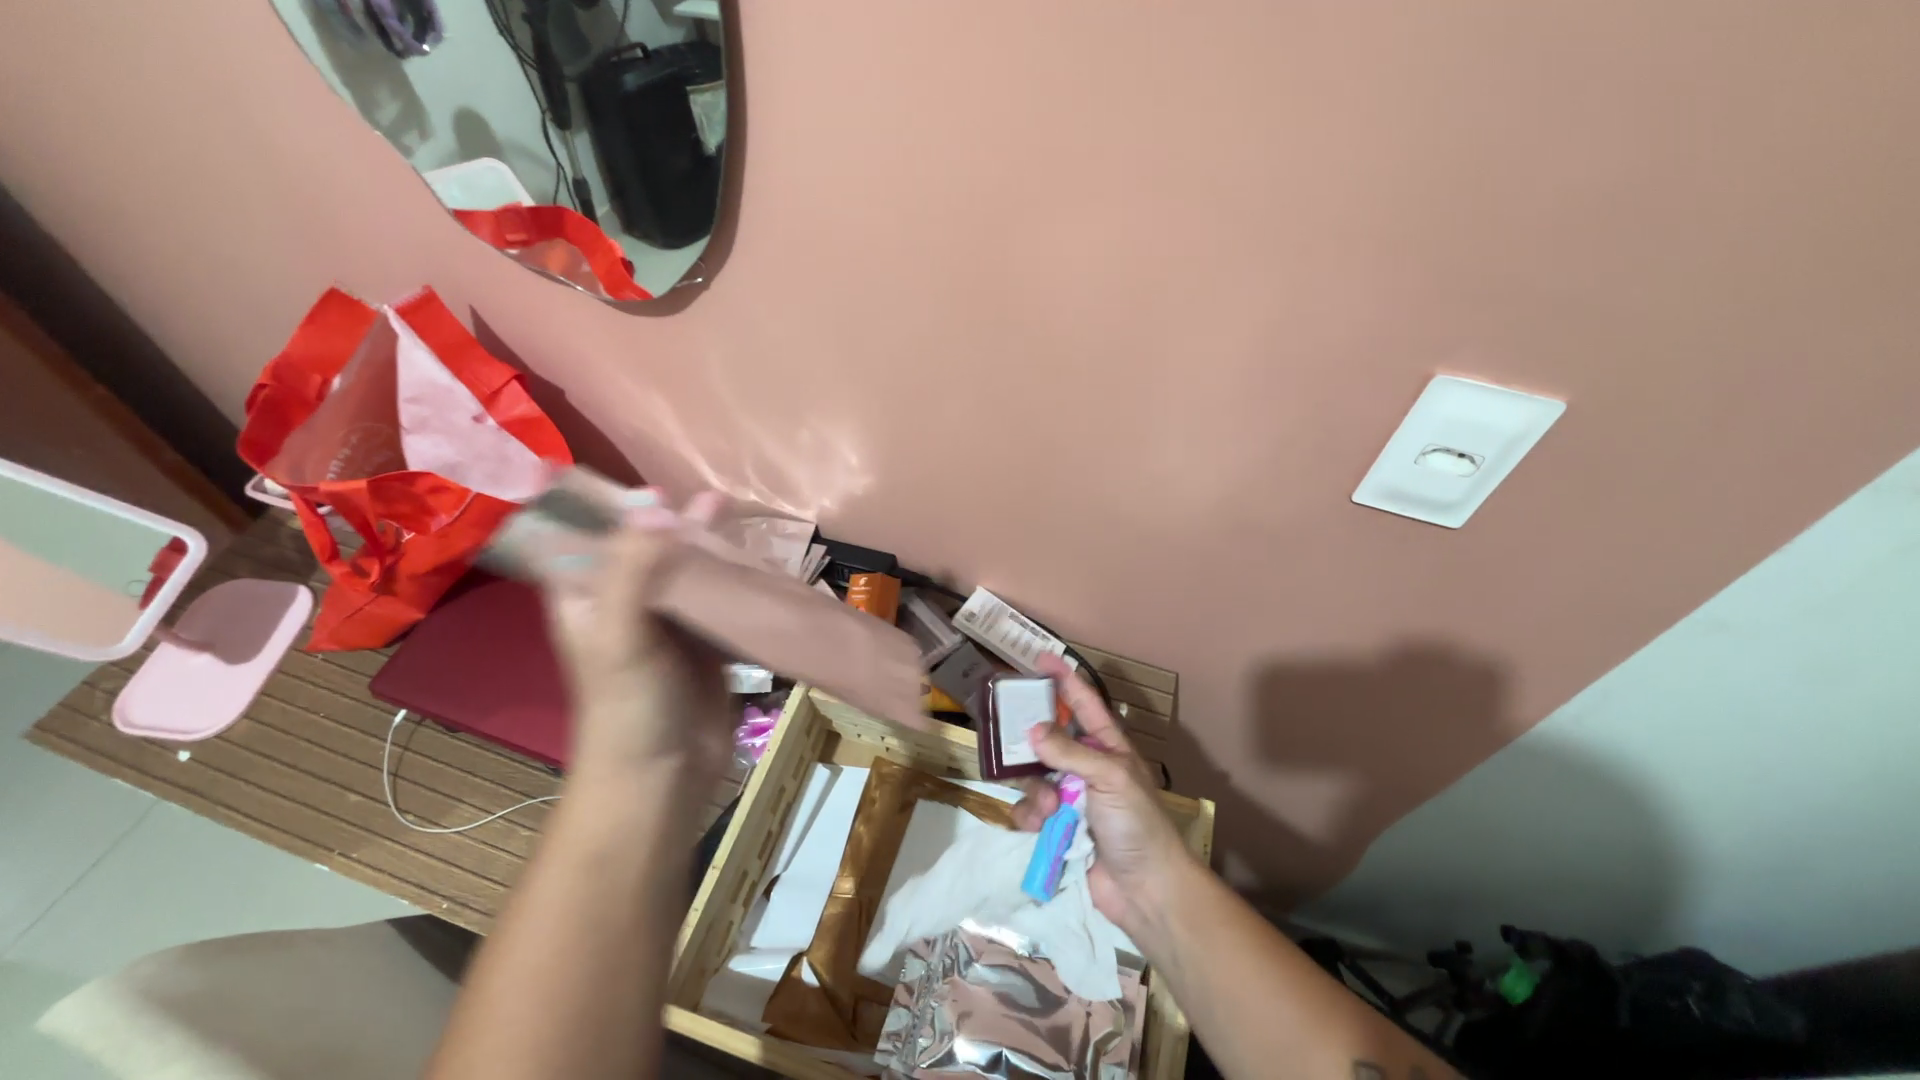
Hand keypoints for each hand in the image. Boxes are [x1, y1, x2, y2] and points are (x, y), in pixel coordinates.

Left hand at [534, 493, 732, 804]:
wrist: (666, 776)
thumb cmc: (627, 705)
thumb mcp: (620, 631)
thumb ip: (634, 566)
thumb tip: (659, 502)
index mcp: (586, 596)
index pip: (584, 536)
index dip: (602, 505)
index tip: (634, 477)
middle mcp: (624, 602)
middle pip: (643, 547)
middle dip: (666, 519)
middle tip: (700, 495)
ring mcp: (668, 622)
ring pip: (685, 569)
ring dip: (704, 542)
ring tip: (726, 509)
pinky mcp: (706, 641)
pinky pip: (718, 597)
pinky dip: (733, 575)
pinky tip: (753, 555)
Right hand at [1010, 654, 1192, 934]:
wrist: (1144, 890)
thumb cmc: (1137, 825)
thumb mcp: (1109, 778)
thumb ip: (1070, 751)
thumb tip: (1032, 730)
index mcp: (1109, 748)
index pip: (1084, 704)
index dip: (1064, 680)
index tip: (1041, 658)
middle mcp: (1089, 768)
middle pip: (1049, 740)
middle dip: (1031, 742)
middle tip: (1007, 733)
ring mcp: (1073, 800)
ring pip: (1034, 778)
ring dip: (1035, 790)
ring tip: (1050, 808)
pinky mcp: (1059, 828)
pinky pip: (1030, 811)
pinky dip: (1032, 818)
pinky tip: (1043, 828)